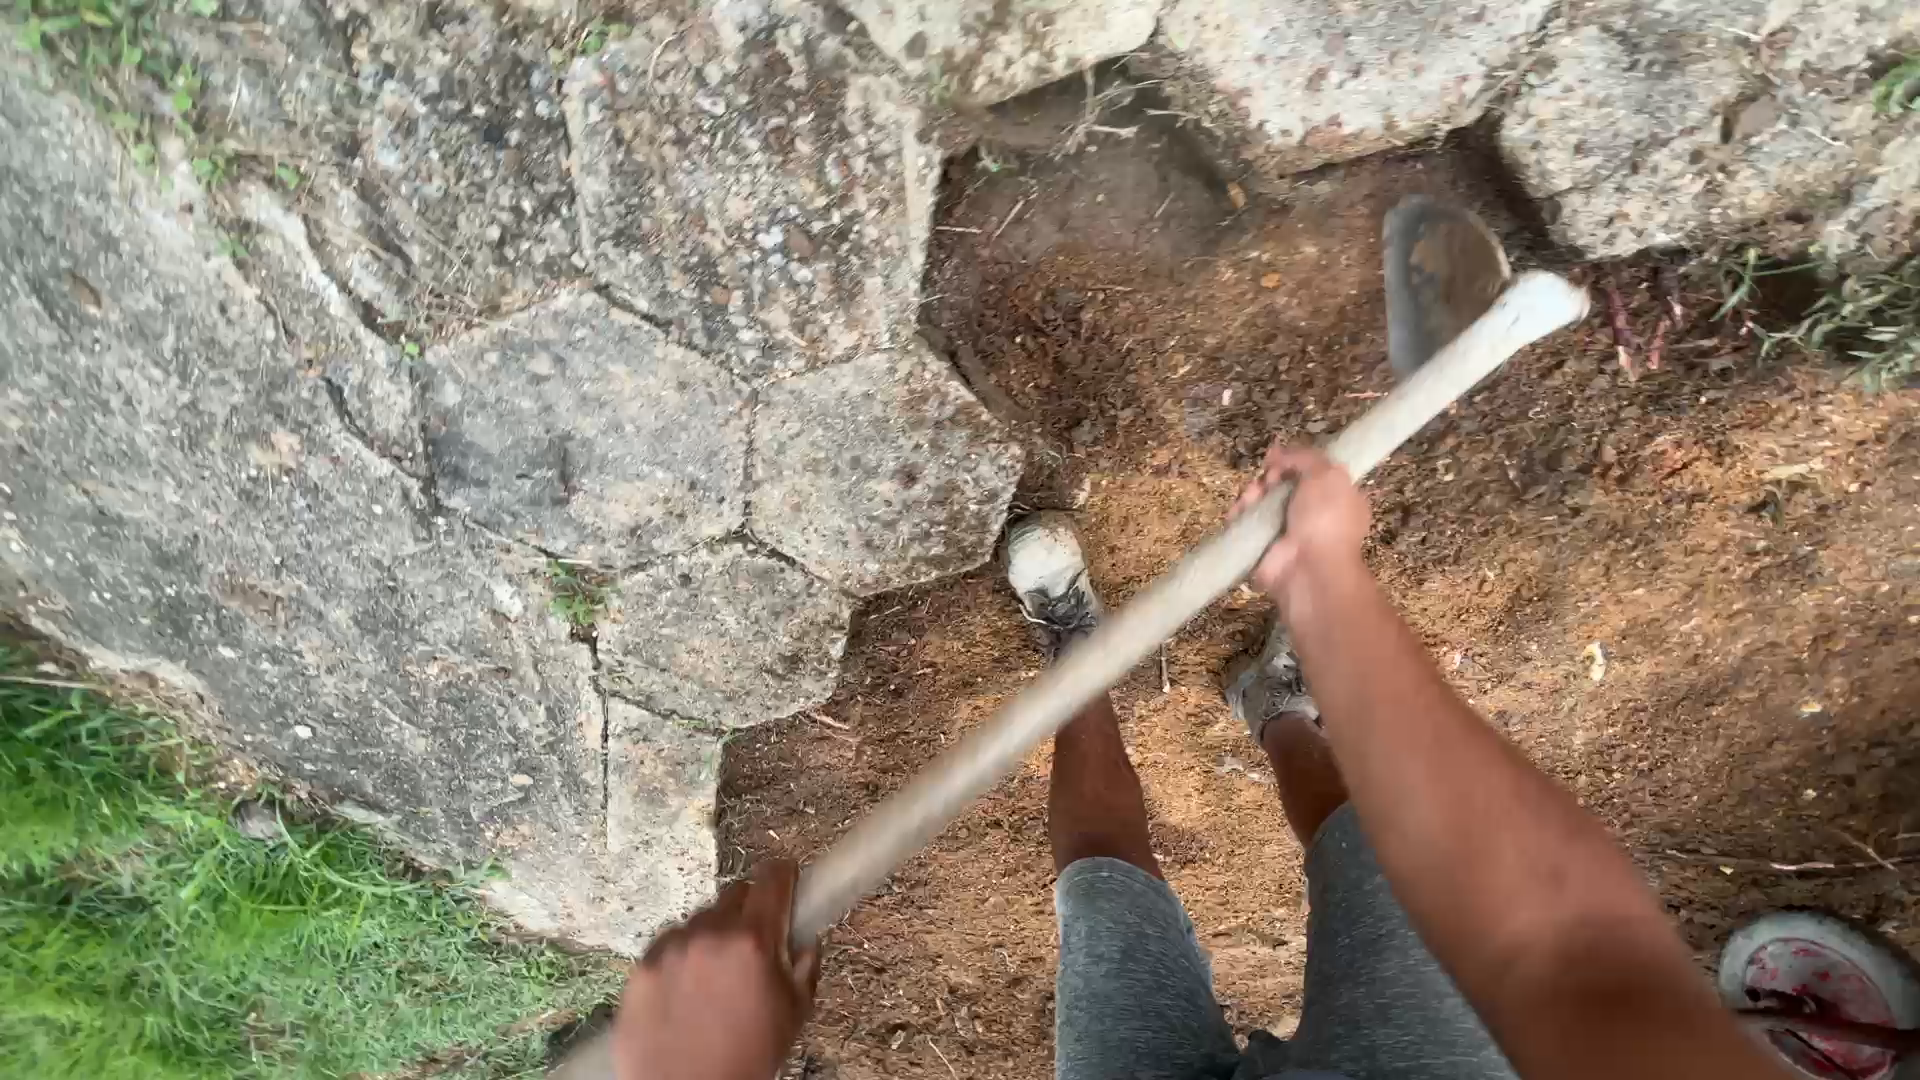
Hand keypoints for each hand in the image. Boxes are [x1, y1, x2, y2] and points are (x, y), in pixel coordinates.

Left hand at [612, 860, 820, 1079]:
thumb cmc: (748, 1059)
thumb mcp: (795, 1013)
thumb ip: (805, 965)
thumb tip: (804, 938)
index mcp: (754, 939)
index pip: (772, 877)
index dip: (783, 874)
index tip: (787, 879)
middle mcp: (711, 933)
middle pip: (736, 894)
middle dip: (748, 910)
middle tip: (750, 942)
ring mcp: (671, 949)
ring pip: (700, 919)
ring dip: (712, 934)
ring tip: (712, 974)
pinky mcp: (641, 968)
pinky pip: (667, 943)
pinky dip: (679, 955)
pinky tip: (683, 988)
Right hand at [1230, 440, 1370, 606]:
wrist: (1309, 567)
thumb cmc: (1326, 518)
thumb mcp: (1327, 474)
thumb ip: (1304, 457)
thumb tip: (1277, 452)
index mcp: (1335, 498)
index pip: (1309, 474)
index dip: (1291, 464)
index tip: (1278, 460)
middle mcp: (1310, 515)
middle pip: (1279, 487)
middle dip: (1267, 479)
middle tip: (1266, 482)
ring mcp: (1283, 532)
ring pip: (1259, 503)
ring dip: (1251, 495)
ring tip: (1250, 498)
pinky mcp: (1260, 546)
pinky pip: (1244, 524)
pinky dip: (1238, 516)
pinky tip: (1238, 512)